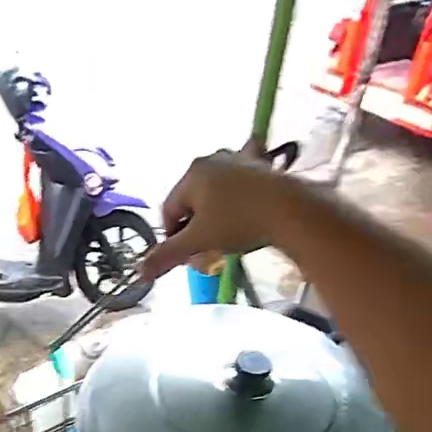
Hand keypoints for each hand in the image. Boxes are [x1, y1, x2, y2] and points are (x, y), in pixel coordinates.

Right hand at [138, 149, 310, 280]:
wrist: (290, 209)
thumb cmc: (238, 222)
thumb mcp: (198, 243)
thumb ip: (167, 256)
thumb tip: (141, 272)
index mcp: (191, 174)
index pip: (169, 211)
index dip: (172, 239)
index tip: (185, 258)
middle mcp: (211, 159)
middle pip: (191, 203)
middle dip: (194, 230)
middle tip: (206, 253)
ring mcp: (237, 159)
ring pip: (214, 195)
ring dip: (214, 219)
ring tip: (226, 239)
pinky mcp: (260, 165)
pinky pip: (238, 185)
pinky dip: (236, 200)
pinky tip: (244, 209)